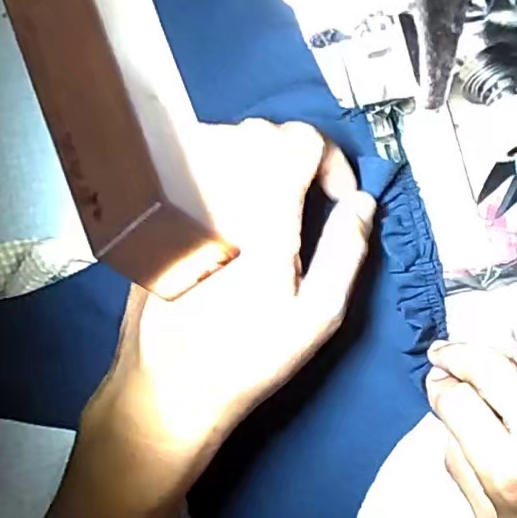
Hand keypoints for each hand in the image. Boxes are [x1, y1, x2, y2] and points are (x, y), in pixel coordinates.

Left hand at [83, 120, 374, 490]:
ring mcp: (173, 200)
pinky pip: (192, 161)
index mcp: (258, 219)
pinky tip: (235, 211)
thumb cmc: (250, 357)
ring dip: (262, 159)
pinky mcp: (152, 212)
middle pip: (261, 132)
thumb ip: (347, 250)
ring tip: (276, 204)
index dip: (332, 160)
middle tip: (313, 201)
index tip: (339, 198)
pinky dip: (226, 169)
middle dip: (299, 156)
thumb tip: (363, 204)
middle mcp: (210, 196)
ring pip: (222, 138)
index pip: (298, 141)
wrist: (169, 385)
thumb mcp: (319, 314)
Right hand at [424, 342, 516, 517]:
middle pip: (490, 366)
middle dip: (458, 355)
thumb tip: (452, 429)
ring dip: (494, 355)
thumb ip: (467, 476)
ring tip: (478, 364)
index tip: (434, 387)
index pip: (460, 402)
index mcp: (511, 475)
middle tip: (442, 356)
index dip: (439, 389)